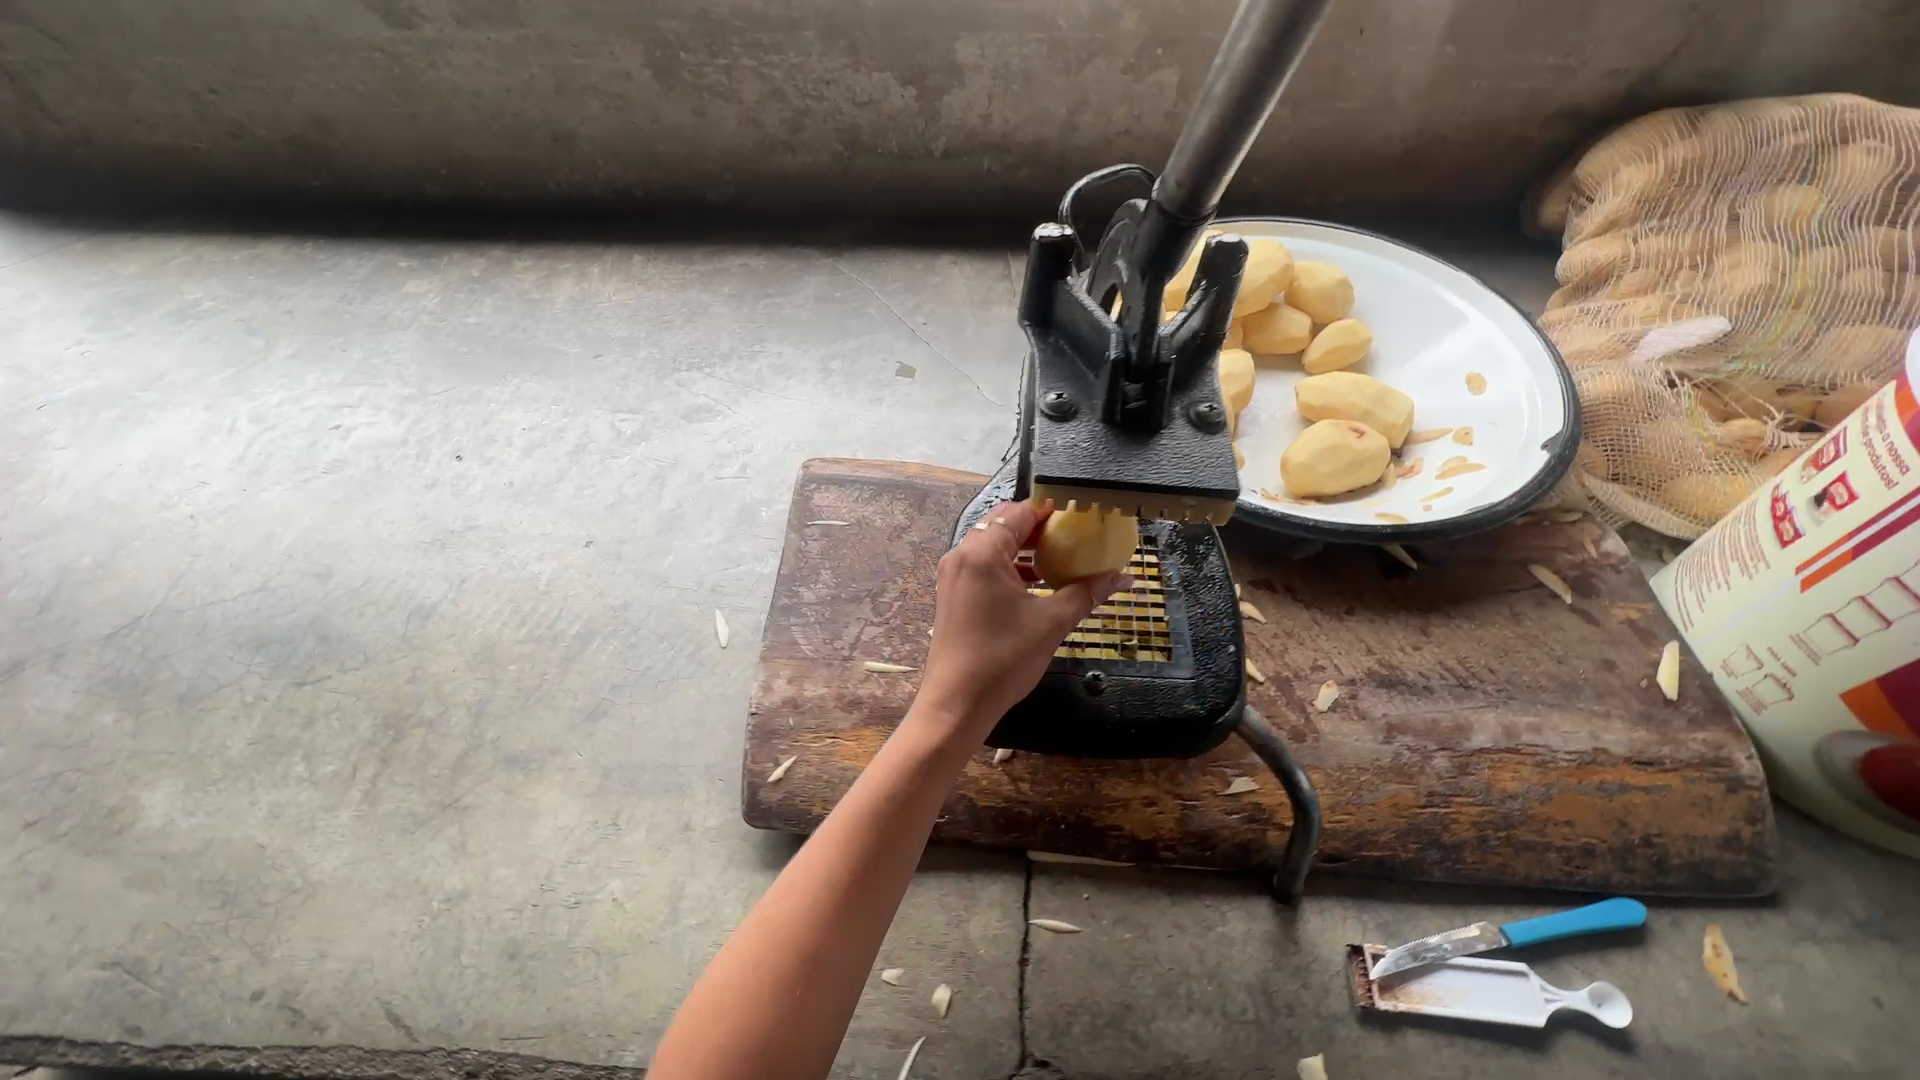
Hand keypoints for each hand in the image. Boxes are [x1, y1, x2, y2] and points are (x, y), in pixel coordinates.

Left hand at [915, 500, 1130, 743]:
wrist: (957, 703)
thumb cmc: (1003, 659)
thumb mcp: (1051, 623)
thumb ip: (1087, 593)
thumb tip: (1123, 577)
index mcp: (982, 553)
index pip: (1018, 512)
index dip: (1050, 511)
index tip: (1080, 518)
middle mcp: (962, 555)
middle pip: (1003, 525)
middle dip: (1039, 528)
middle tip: (1074, 537)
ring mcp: (953, 575)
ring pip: (993, 546)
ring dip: (1024, 549)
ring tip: (1060, 560)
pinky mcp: (953, 594)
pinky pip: (984, 567)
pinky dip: (1010, 568)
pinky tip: (1037, 585)